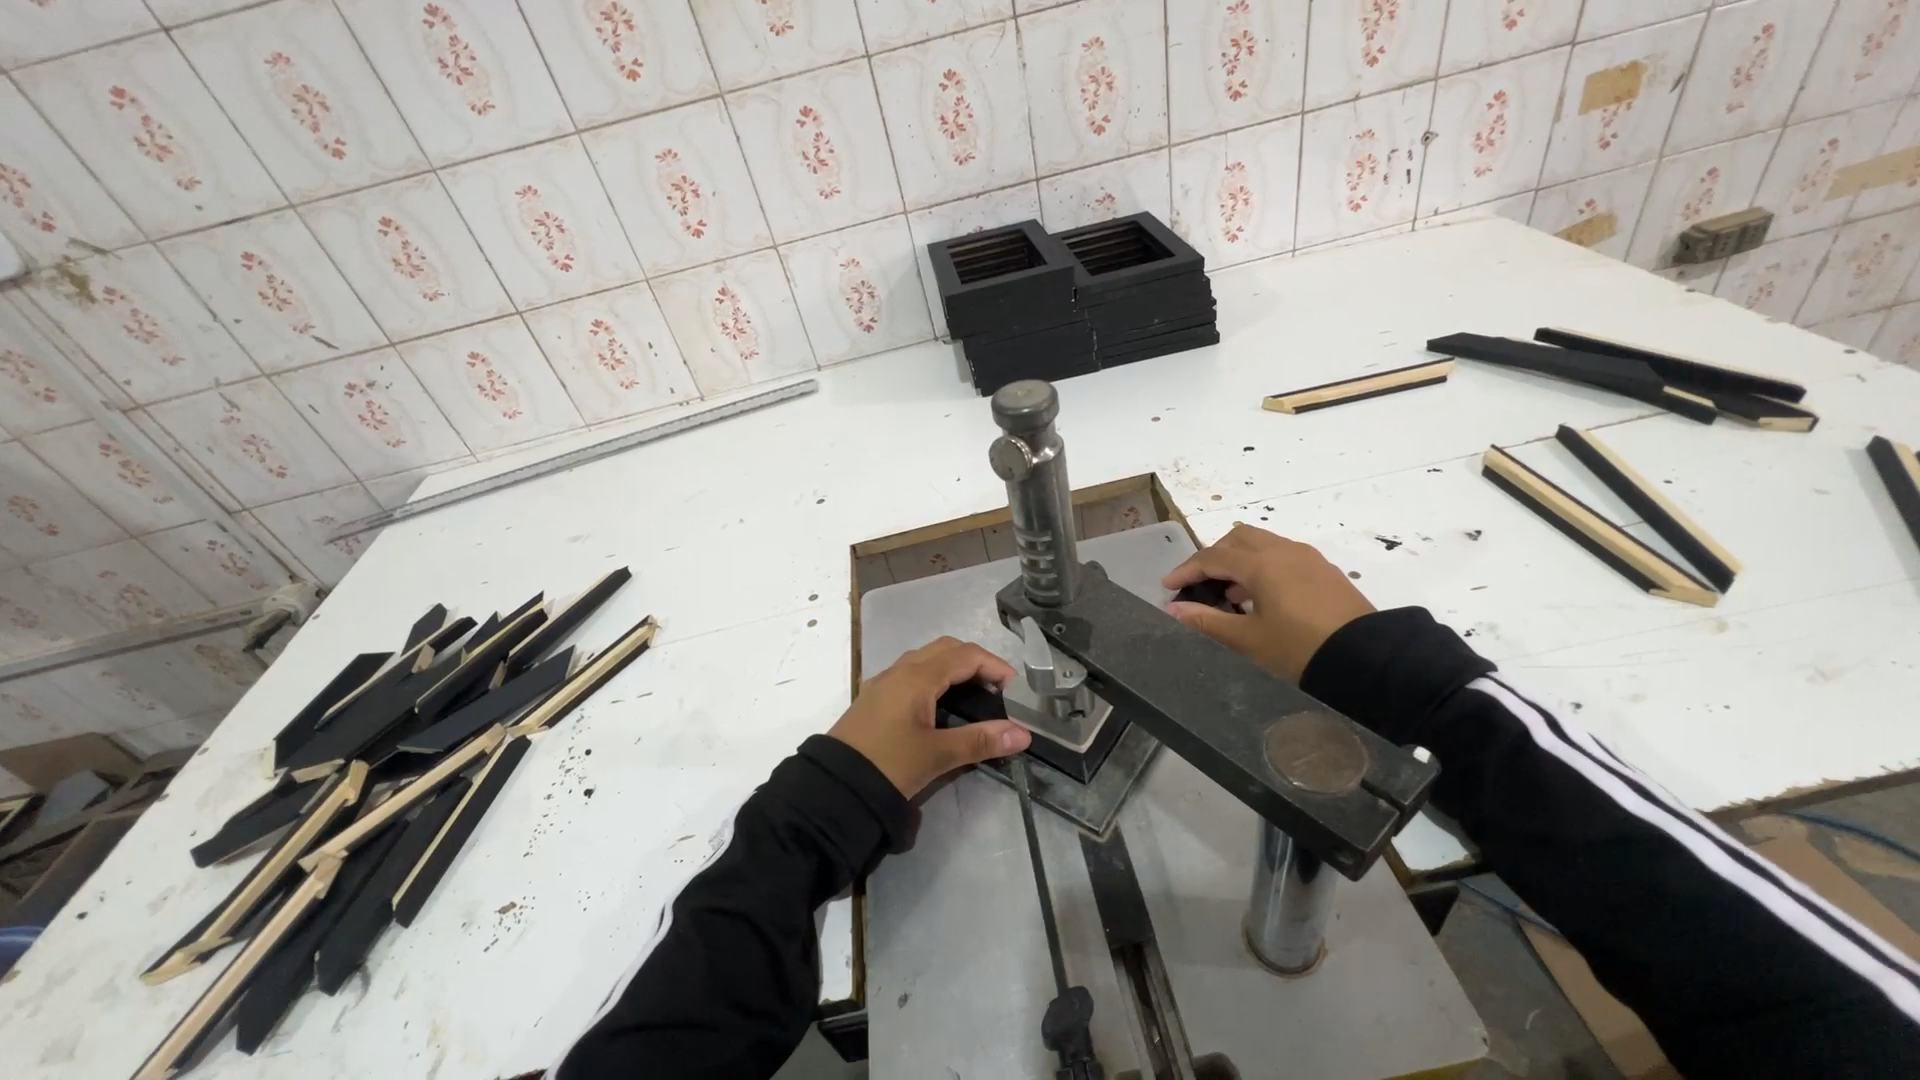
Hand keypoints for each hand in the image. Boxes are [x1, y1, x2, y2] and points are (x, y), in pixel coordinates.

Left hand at [829, 637, 1032, 797]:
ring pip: (927, 659)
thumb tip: (1023, 734)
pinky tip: (943, 707)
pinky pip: (913, 674)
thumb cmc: (889, 764)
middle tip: (997, 692)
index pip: (966, 655)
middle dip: (976, 663)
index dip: (995, 667)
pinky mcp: (876, 698)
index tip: (1016, 691)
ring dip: (955, 669)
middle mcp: (900, 670)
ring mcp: (885, 682)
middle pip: (947, 649)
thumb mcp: (937, 755)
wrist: (834, 786)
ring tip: (975, 698)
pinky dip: (936, 679)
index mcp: (917, 676)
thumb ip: (980, 741)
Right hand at [1162, 525, 1375, 681]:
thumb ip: (1208, 622)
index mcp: (1262, 563)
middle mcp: (1284, 551)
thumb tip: (1174, 611)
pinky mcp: (1324, 571)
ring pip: (1262, 544)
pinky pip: (1282, 556)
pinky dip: (1261, 567)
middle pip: (1238, 539)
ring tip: (1226, 593)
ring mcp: (1308, 558)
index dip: (1186, 571)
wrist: (1368, 660)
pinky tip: (1259, 596)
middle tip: (1197, 583)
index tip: (1168, 587)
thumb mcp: (1248, 640)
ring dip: (1238, 560)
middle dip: (1212, 556)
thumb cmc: (1300, 649)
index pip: (1212, 557)